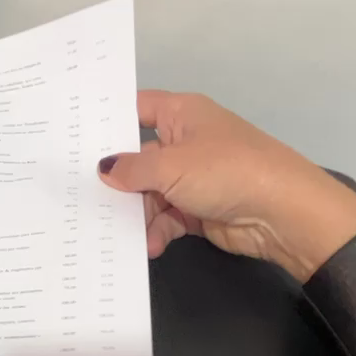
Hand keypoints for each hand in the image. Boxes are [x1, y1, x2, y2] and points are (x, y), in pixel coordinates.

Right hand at [98, 90, 355, 280]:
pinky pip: (164, 219)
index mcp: (182, 115)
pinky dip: (156, 232)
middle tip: (80, 197)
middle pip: (137, 160)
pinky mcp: (197, 210)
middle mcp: (184, 143)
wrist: (282, 213)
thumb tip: (102, 169)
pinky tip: (149, 246)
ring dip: (137, 215)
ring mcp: (191, 178)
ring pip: (147, 194)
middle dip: (115, 181)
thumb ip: (131, 168)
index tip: (74, 136)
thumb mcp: (171, 166)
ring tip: (120, 233)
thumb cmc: (226, 171)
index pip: (137, 109)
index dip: (108, 120)